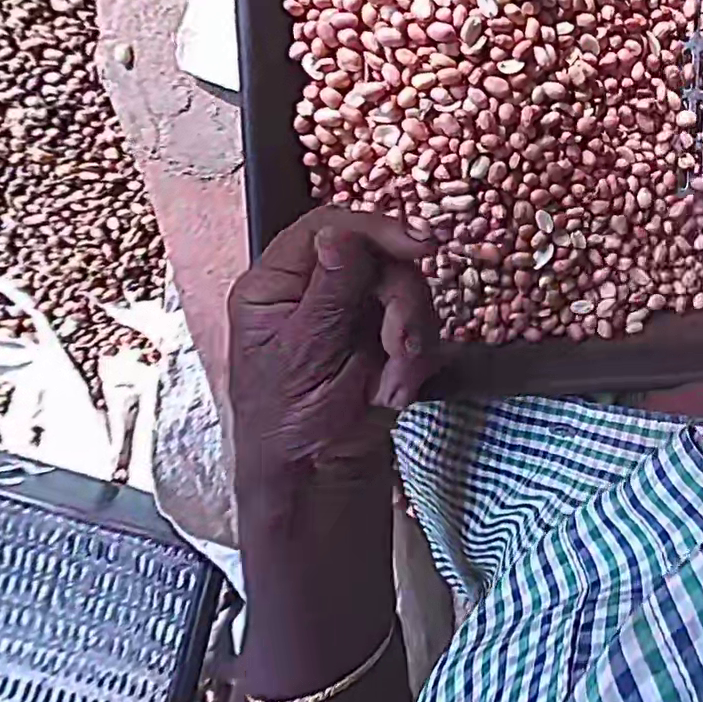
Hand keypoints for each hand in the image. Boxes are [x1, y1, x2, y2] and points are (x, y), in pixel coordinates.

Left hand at [227, 206, 437, 491]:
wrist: (322, 473)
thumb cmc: (289, 419)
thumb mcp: (303, 352)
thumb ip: (329, 290)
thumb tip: (340, 233)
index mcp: (279, 284)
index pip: (328, 228)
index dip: (375, 228)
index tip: (419, 244)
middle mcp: (321, 286)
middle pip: (382, 257)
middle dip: (400, 302)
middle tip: (401, 343)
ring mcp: (358, 307)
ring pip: (409, 288)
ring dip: (410, 336)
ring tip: (393, 382)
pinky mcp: (389, 329)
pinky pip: (423, 321)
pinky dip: (417, 357)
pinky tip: (396, 389)